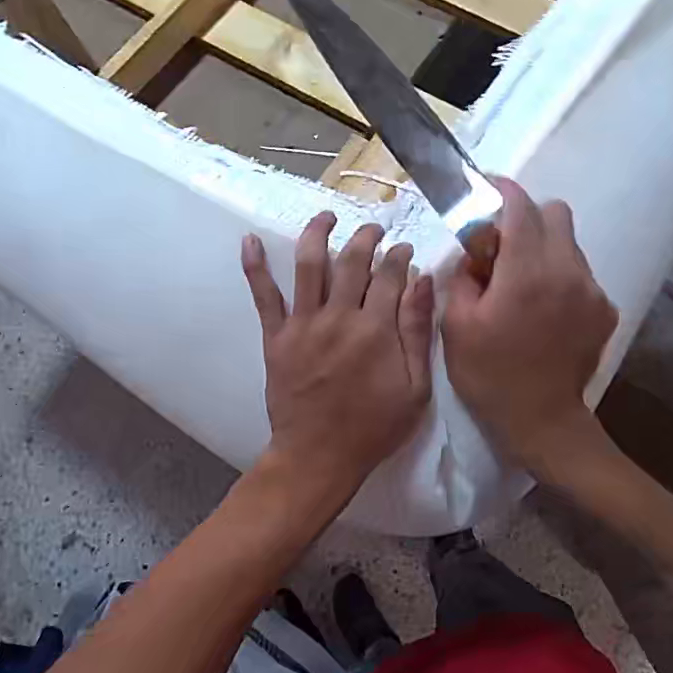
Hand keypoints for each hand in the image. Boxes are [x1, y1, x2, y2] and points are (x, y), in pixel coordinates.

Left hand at [242, 212, 434, 500]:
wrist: (319, 456)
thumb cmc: (374, 427)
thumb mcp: (415, 388)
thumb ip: (418, 332)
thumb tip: (423, 282)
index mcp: (376, 329)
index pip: (389, 275)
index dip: (398, 255)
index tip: (404, 248)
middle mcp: (339, 317)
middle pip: (352, 261)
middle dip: (365, 237)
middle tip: (373, 228)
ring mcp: (303, 325)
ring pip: (309, 266)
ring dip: (317, 234)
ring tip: (325, 216)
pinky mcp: (276, 337)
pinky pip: (264, 297)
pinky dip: (255, 268)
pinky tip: (250, 240)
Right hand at [442, 178, 616, 478]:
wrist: (540, 420)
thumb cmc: (489, 374)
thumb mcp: (456, 325)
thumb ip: (464, 276)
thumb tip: (475, 252)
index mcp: (526, 272)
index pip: (520, 207)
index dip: (502, 190)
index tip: (487, 189)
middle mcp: (567, 271)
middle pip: (556, 213)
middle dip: (527, 218)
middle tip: (502, 247)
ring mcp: (592, 290)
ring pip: (570, 243)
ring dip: (544, 249)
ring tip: (523, 285)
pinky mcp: (604, 309)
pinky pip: (580, 274)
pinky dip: (560, 278)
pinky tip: (544, 311)